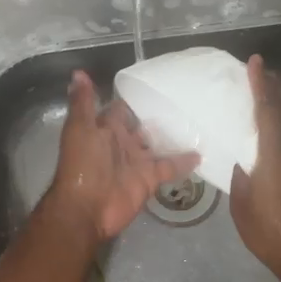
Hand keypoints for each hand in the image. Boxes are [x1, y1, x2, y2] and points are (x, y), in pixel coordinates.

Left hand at [43, 70, 198, 242]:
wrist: (86, 208)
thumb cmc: (82, 165)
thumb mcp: (80, 128)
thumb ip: (83, 102)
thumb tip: (78, 73)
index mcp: (105, 129)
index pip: (121, 109)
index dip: (134, 98)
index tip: (156, 84)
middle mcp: (122, 143)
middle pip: (143, 126)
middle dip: (158, 115)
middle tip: (185, 99)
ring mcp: (136, 162)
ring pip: (158, 145)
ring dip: (173, 137)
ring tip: (198, 120)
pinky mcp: (149, 179)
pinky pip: (169, 167)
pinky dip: (183, 162)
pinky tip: (201, 152)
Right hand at [230, 55, 280, 281]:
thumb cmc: (271, 235)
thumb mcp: (243, 208)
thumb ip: (241, 179)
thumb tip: (241, 163)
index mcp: (275, 157)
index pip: (268, 111)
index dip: (261, 84)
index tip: (256, 63)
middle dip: (278, 88)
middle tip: (263, 74)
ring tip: (261, 107)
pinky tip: (269, 149)